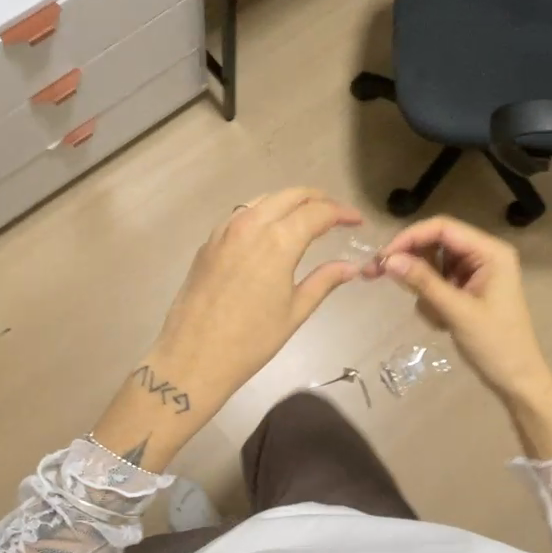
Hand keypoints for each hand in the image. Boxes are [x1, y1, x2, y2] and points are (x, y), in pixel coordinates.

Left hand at [91, 189, 363, 469]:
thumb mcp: (295, 312)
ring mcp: (225, 231)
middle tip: (336, 214)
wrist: (194, 356)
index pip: (317, 212)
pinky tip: (270, 231)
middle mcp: (251, 225)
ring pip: (263, 199)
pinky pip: (241, 214)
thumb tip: (352, 267)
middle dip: (318, 199)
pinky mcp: (209, 242)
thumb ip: (324, 281)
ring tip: (307, 218)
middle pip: (290, 196)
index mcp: (278, 241)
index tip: (357, 221)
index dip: (341, 212)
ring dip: (289, 202)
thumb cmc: (251, 340)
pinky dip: (262, 212)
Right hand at [372, 216, 550, 397]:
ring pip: (433, 266)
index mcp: (491, 252)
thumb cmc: (495, 344)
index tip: (383, 256)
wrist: (516, 379)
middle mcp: (483, 255)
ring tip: (436, 318)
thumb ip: (423, 282)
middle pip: (435, 244)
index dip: (410, 237)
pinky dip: (431, 301)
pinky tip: (442, 323)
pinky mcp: (468, 290)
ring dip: (424, 290)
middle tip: (378, 276)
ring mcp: (475, 273)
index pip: (443, 228)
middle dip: (411, 263)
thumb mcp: (457, 312)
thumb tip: (388, 260)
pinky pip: (437, 284)